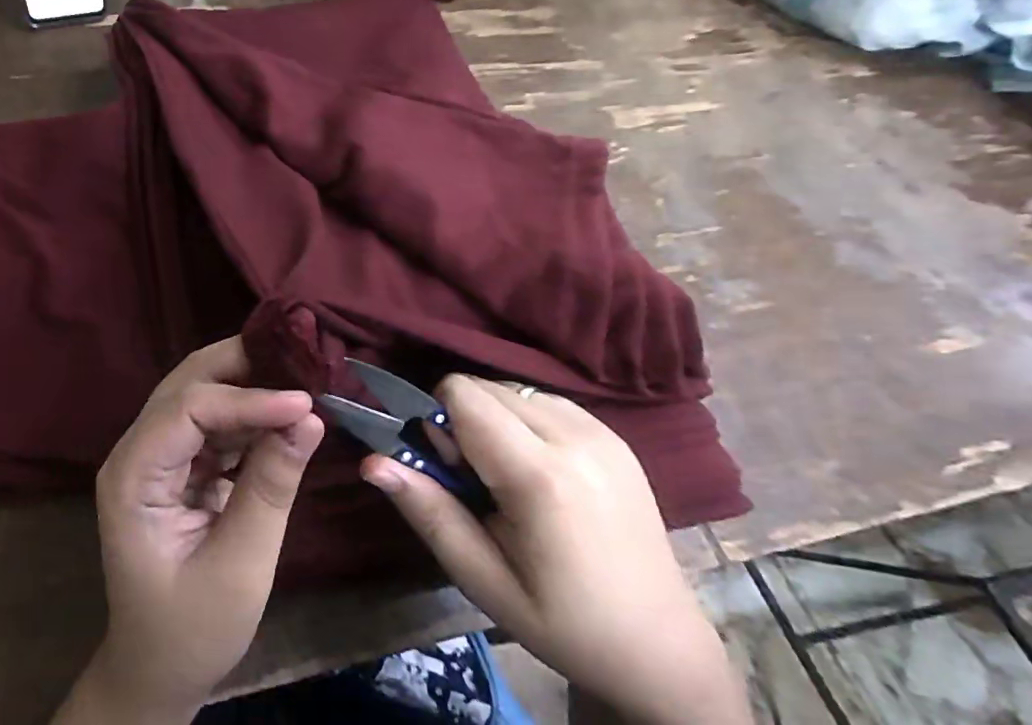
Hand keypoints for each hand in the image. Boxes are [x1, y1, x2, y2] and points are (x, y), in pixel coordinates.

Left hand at [54, 338, 324, 724]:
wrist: (159, 670)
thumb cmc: (193, 629)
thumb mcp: (240, 565)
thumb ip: (271, 486)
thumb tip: (311, 417)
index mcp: (134, 476)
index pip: (188, 408)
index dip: (248, 398)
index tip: (305, 402)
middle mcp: (138, 451)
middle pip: (189, 382)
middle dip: (245, 365)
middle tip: (303, 359)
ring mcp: (158, 455)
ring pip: (203, 393)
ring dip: (253, 383)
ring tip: (304, 377)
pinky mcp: (180, 465)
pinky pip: (217, 422)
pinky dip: (253, 413)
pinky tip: (287, 412)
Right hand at [362, 376, 748, 724]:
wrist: (660, 644)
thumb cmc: (563, 622)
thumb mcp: (483, 579)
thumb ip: (428, 512)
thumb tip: (371, 462)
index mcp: (540, 475)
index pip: (462, 394)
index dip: (438, 421)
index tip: (448, 470)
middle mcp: (574, 436)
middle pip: (484, 386)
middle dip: (462, 420)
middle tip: (475, 481)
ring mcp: (601, 430)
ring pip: (512, 389)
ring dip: (493, 418)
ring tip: (508, 478)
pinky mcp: (614, 433)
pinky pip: (544, 400)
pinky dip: (524, 421)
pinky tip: (539, 472)